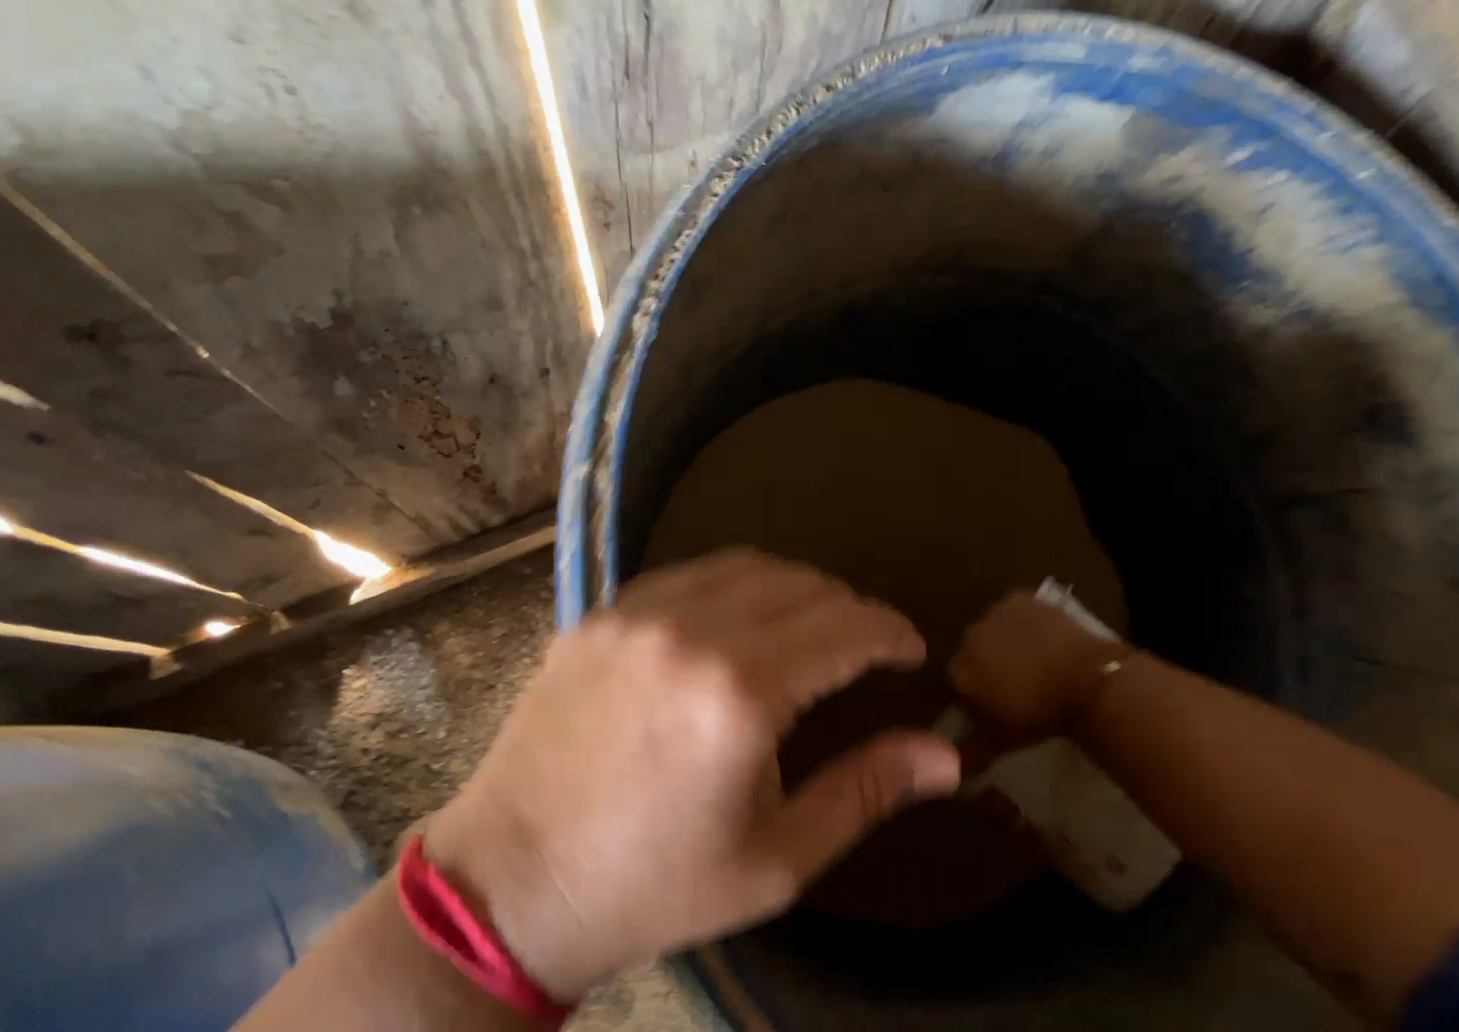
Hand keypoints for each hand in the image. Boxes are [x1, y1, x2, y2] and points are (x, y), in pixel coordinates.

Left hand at [421, 549, 960, 1000]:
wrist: (508, 890)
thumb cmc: (654, 887)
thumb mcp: (777, 859)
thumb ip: (866, 791)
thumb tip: (949, 756)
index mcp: (742, 693)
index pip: (848, 627)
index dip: (892, 633)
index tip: (911, 653)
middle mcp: (692, 632)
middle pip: (806, 587)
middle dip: (851, 612)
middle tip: (866, 651)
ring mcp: (638, 616)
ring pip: (749, 566)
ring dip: (798, 590)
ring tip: (812, 629)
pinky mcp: (599, 617)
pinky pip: (690, 574)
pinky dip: (735, 586)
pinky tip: (739, 622)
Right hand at [948, 589, 1129, 749]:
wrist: (1085, 680)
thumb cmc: (1039, 716)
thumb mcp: (1001, 742)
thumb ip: (970, 752)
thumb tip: (953, 765)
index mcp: (958, 672)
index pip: (955, 683)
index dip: (973, 694)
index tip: (993, 704)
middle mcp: (968, 637)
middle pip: (971, 652)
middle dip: (986, 664)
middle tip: (1014, 682)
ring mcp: (994, 613)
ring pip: (992, 629)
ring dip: (1003, 641)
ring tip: (1032, 658)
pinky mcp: (1020, 597)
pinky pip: (1014, 611)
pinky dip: (1023, 621)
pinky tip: (1042, 636)